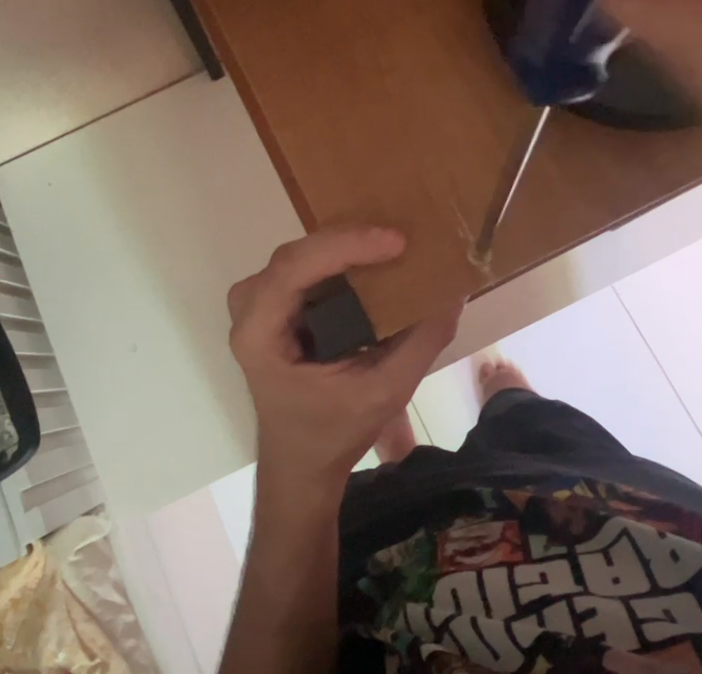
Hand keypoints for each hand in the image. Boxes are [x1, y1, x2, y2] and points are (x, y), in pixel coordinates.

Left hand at [227, 227, 458, 485]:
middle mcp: (248, 311)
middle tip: (399, 240)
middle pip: (294, 256)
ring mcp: (257, 305)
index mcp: (258, 335)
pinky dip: (338, 260)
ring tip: (389, 246)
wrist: (300, 462)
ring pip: (300, 256)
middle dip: (347, 242)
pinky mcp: (274, 305)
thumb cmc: (332, 433)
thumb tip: (453, 295)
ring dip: (343, 247)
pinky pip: (304, 268)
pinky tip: (372, 260)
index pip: (293, 270)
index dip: (342, 246)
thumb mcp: (383, 395)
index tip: (393, 242)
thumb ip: (418, 345)